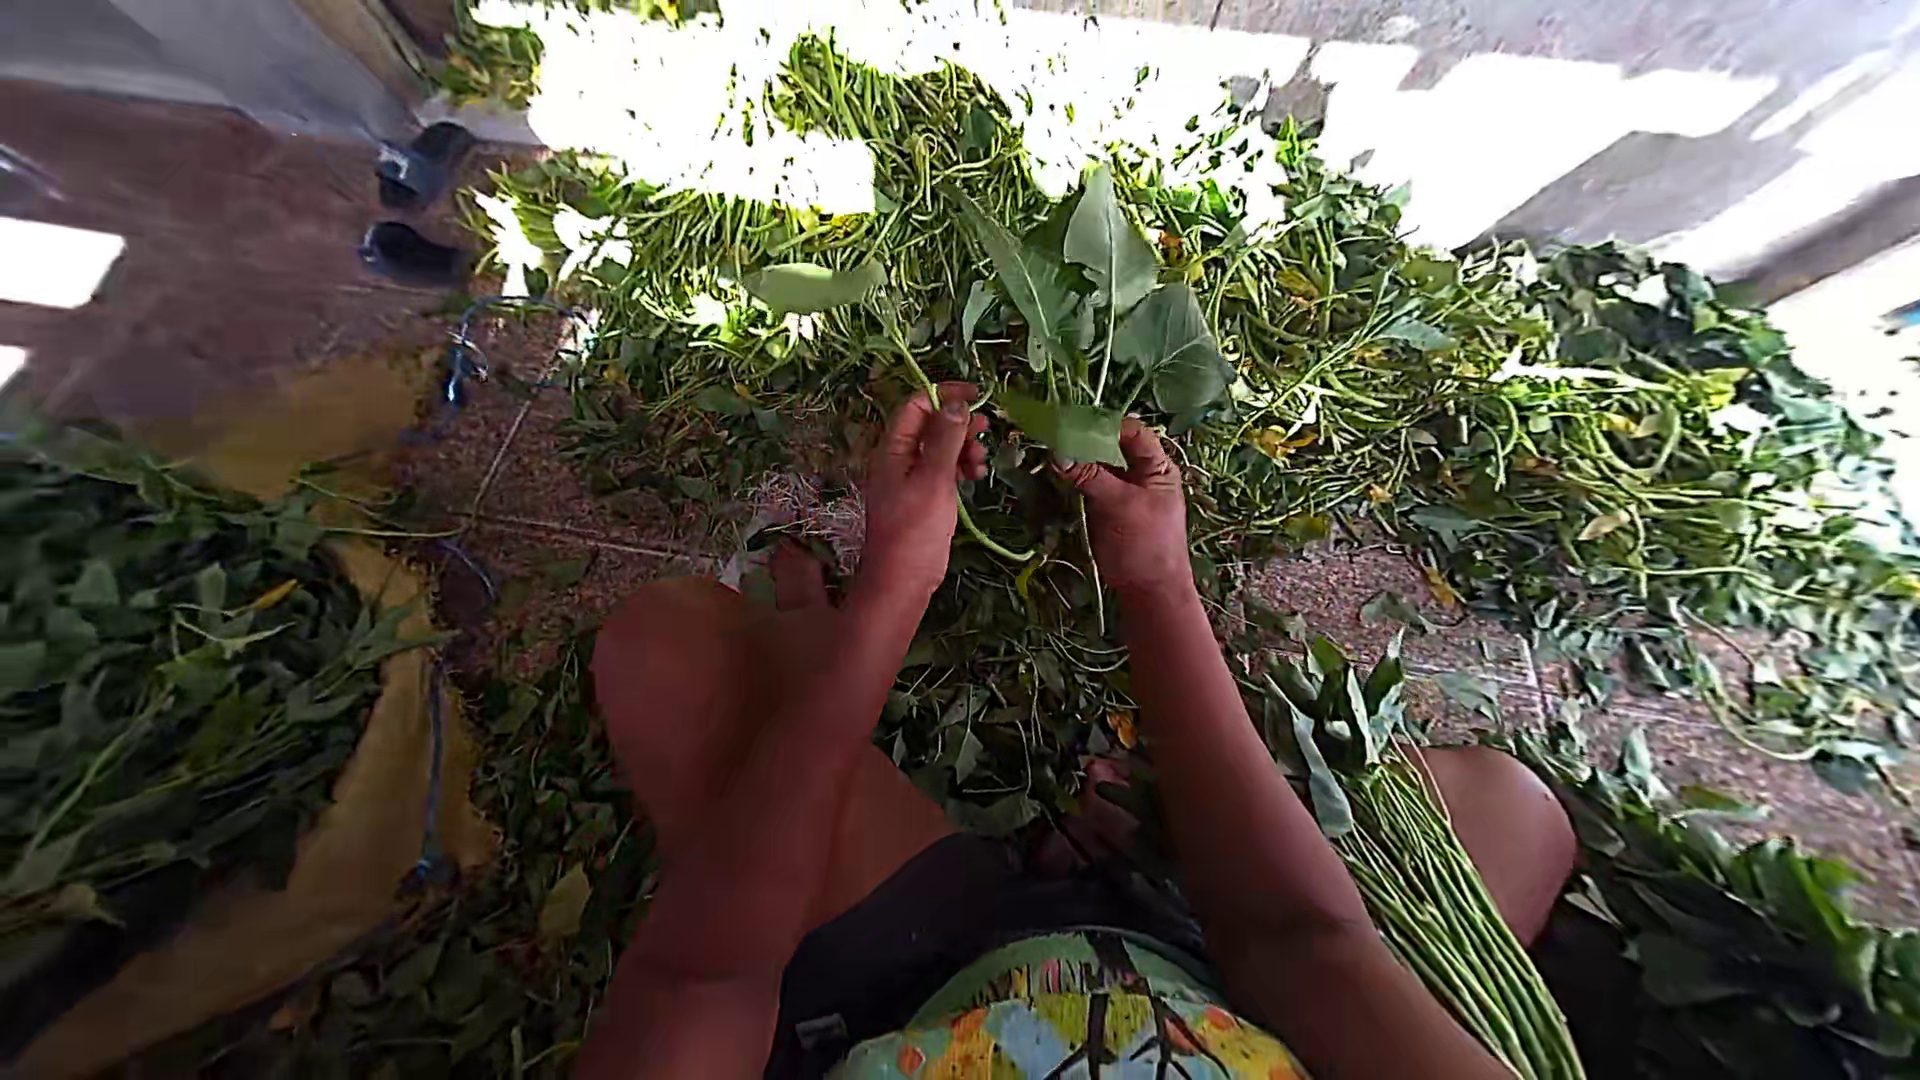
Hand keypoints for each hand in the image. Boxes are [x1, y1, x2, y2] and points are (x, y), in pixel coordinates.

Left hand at [860, 381, 988, 596]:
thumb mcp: (933, 479)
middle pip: (930, 425)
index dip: (944, 395)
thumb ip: (945, 439)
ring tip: (980, 463)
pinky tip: (976, 476)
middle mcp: (899, 459)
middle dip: (959, 423)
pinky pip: (943, 470)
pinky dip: (960, 467)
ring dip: (964, 447)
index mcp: (893, 449)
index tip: (976, 395)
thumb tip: (956, 403)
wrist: (904, 579)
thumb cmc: (916, 529)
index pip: (916, 405)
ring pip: (940, 448)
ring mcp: (911, 478)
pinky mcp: (924, 496)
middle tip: (985, 430)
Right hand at [1060, 417, 1191, 599]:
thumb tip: (1056, 453)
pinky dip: (1069, 478)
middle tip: (1052, 432)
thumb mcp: (1121, 505)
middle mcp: (1137, 474)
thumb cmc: (1146, 544)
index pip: (1132, 433)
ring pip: (1094, 466)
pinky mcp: (1101, 508)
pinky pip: (1084, 485)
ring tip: (1045, 448)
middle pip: (1109, 447)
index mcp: (1156, 467)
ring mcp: (1118, 491)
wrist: (1147, 590)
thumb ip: (1091, 477)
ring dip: (1073, 459)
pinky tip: (1050, 471)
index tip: (1074, 421)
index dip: (1106, 424)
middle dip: (1083, 440)